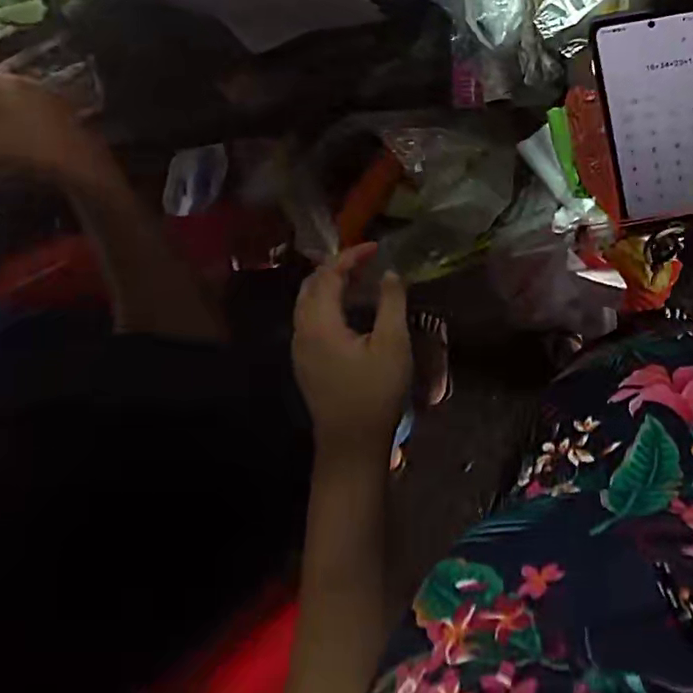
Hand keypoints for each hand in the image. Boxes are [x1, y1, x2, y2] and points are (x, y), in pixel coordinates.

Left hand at [292, 243, 412, 459]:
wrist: (351, 445)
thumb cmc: (375, 392)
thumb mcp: (392, 344)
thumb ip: (391, 303)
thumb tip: (389, 273)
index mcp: (319, 324)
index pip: (328, 276)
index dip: (351, 257)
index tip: (376, 247)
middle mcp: (301, 332)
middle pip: (310, 286)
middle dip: (336, 266)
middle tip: (366, 260)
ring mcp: (299, 349)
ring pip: (306, 303)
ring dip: (329, 284)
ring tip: (359, 279)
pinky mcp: (305, 363)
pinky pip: (309, 319)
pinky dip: (326, 302)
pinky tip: (349, 308)